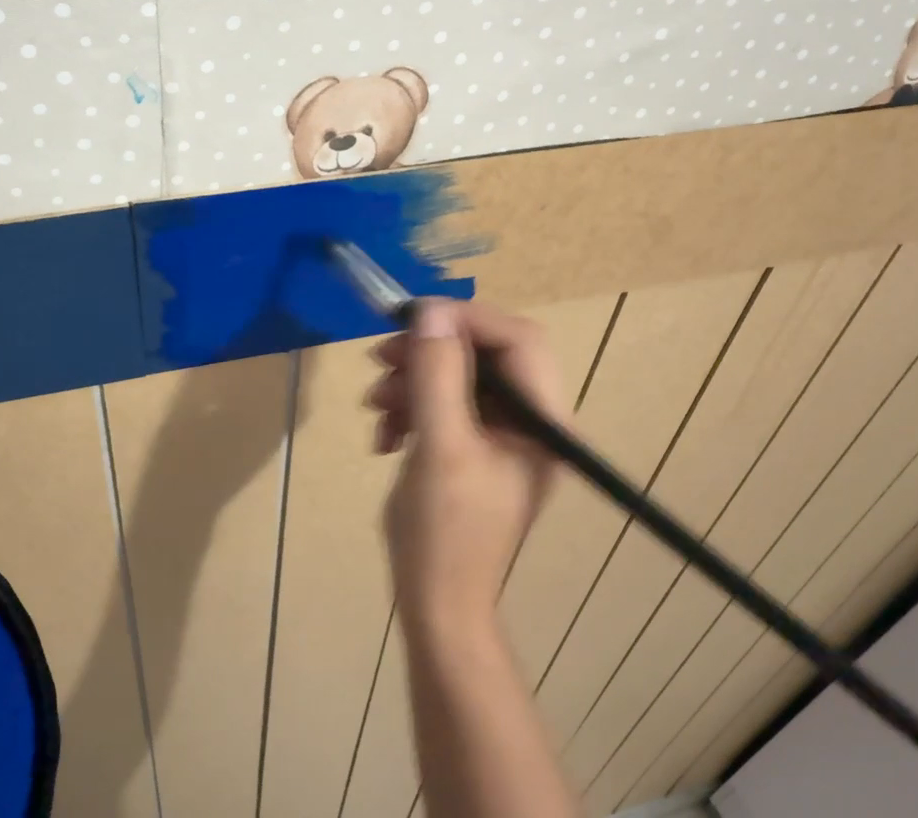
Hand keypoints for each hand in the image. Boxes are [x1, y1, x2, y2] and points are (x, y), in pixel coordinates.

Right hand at [367, 298, 570, 632]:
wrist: (437, 604)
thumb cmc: (445, 533)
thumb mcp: (439, 447)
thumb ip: (437, 375)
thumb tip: (429, 313)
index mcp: (543, 422)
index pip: (518, 340)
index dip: (466, 319)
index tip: (410, 319)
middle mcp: (531, 423)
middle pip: (483, 355)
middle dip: (428, 353)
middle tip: (379, 359)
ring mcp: (501, 438)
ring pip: (457, 378)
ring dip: (410, 383)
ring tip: (374, 406)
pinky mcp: (472, 451)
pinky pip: (442, 407)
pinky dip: (409, 411)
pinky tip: (384, 437)